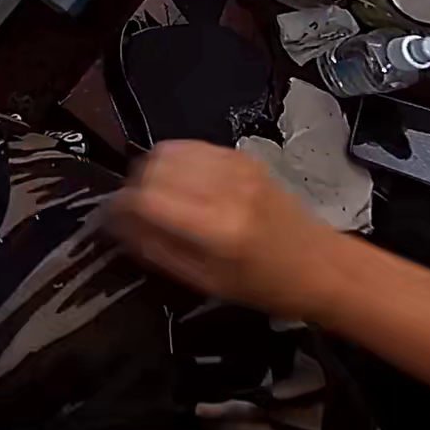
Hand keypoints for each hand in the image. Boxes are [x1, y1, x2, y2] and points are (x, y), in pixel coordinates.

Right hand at [107, 140, 347, 318]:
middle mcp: (225, 186)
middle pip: (155, 164)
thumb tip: (118, 224)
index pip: (149, 197)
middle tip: (133, 206)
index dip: (121, 204)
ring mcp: (235, 164)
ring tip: (155, 192)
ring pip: (171, 149)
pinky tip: (181, 181)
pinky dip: (177, 159)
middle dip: (134, 183)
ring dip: (153, 168)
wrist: (316, 261)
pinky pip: (193, 145)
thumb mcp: (206, 283)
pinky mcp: (242, 154)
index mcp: (216, 227)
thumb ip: (157, 250)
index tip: (112, 215)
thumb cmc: (263, 284)